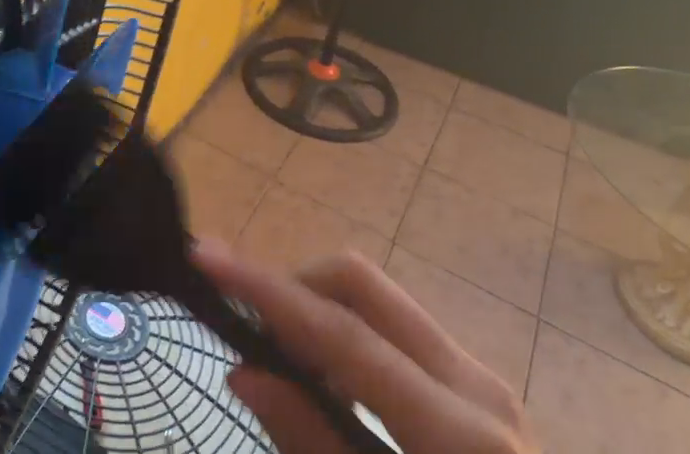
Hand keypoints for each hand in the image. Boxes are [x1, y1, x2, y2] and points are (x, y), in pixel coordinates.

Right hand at [194, 242, 538, 453]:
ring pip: (377, 302)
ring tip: (277, 361)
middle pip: (361, 284)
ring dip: (316, 311)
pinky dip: (346, 337)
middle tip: (243, 324)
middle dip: (290, 285)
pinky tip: (325, 385)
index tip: (205, 255)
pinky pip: (395, 334)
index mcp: (457, 430)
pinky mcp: (481, 392)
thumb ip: (312, 442)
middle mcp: (474, 384)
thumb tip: (243, 370)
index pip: (341, 333)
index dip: (266, 290)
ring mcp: (483, 382)